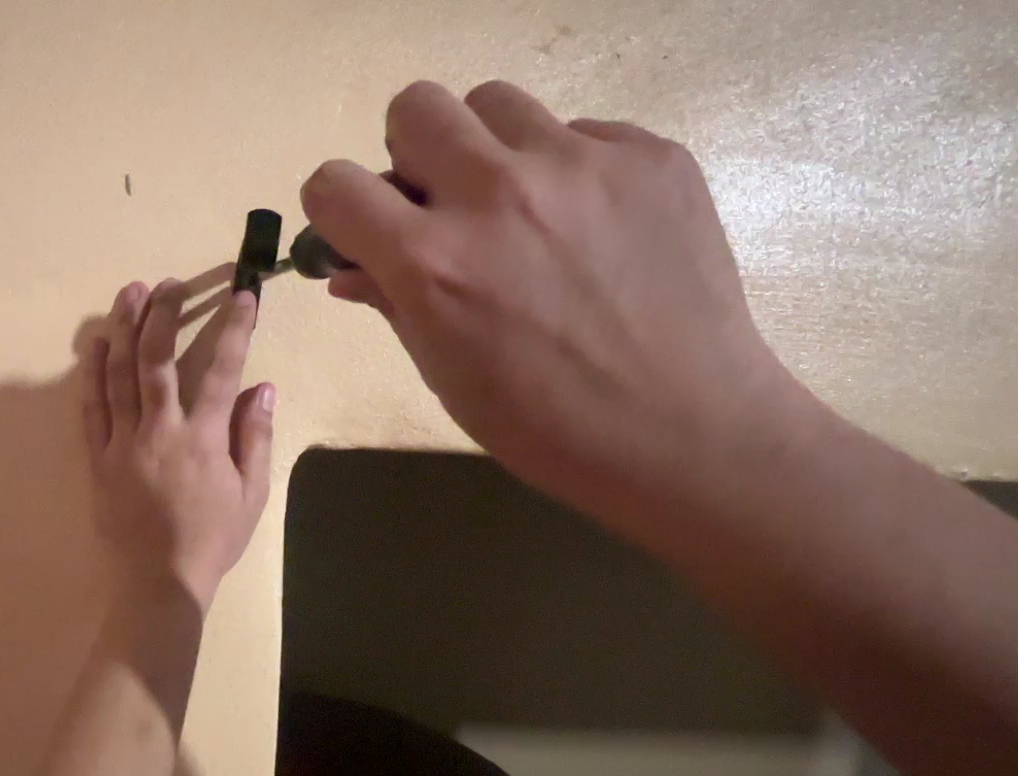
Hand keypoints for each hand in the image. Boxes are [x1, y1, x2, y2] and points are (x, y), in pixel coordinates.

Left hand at [82, 279, 274, 609]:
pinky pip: (93, 406)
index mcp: (205, 438)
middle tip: (170, 284)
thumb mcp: (252, 495)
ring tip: (131, 292)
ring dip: (126, 328)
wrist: (159, 581)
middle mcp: (161, 429)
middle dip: (166, 314)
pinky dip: (94, 372)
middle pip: (160, 358)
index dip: (235, 328)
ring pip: (121, 373)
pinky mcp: (97, 457)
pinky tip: (98, 344)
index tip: (244, 295)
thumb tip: (264, 387)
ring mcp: (124, 442)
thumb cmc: (212, 540)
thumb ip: (256, 437)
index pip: (224, 369)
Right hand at [299, 81, 819, 520]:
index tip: (357, 231)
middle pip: (414, 107)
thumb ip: (392, 304)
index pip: (335, 186)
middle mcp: (496, 193)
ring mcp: (578, 163)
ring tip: (517, 211)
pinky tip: (588, 232)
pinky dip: (562, 172)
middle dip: (409, 157)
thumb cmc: (544, 427)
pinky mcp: (648, 153)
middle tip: (440, 209)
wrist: (682, 431)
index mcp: (433, 263)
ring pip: (495, 102)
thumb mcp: (446, 376)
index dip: (334, 209)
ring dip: (484, 150)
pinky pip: (576, 132)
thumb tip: (349, 268)